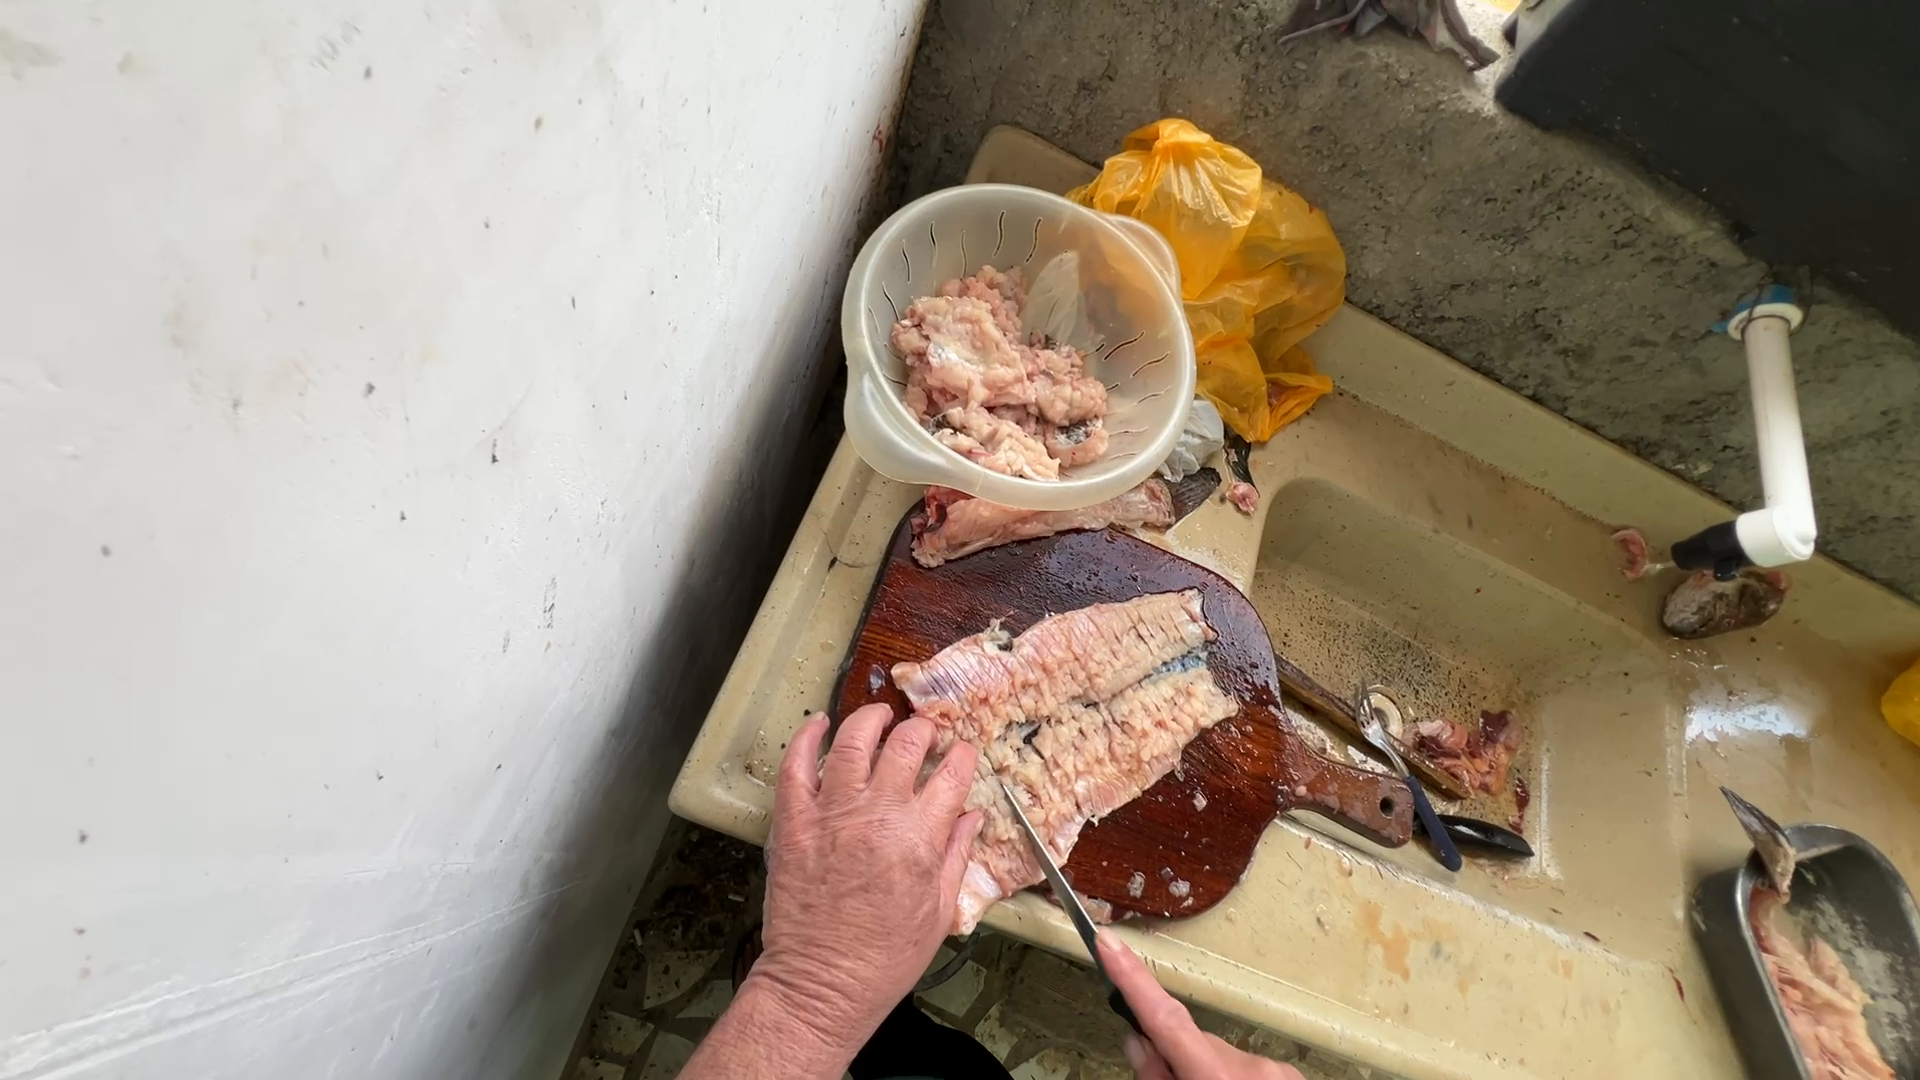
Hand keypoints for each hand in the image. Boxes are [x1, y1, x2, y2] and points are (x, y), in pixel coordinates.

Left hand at [752, 704, 982, 1045]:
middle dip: (922, 730)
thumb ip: (956, 855)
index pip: (951, 775)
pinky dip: (806, 738)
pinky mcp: (793, 823)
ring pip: (853, 743)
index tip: (962, 751)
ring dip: (871, 720)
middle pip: (906, 746)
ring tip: (880, 717)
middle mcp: (878, 816)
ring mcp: (832, 815)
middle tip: (925, 733)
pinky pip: (796, 767)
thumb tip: (972, 816)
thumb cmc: (883, 958)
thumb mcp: (939, 913)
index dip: (962, 755)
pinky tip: (819, 724)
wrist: (820, 987)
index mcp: (919, 839)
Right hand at [1098, 931, 1304, 1079]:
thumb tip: (1139, 1042)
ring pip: (1219, 1060)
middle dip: (1171, 1059)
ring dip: (1204, 1077)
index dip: (1132, 978)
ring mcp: (1279, 1074)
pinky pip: (1245, 1073)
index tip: (1107, 939)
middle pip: (1191, 1044)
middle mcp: (1252, 1068)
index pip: (1165, 1019)